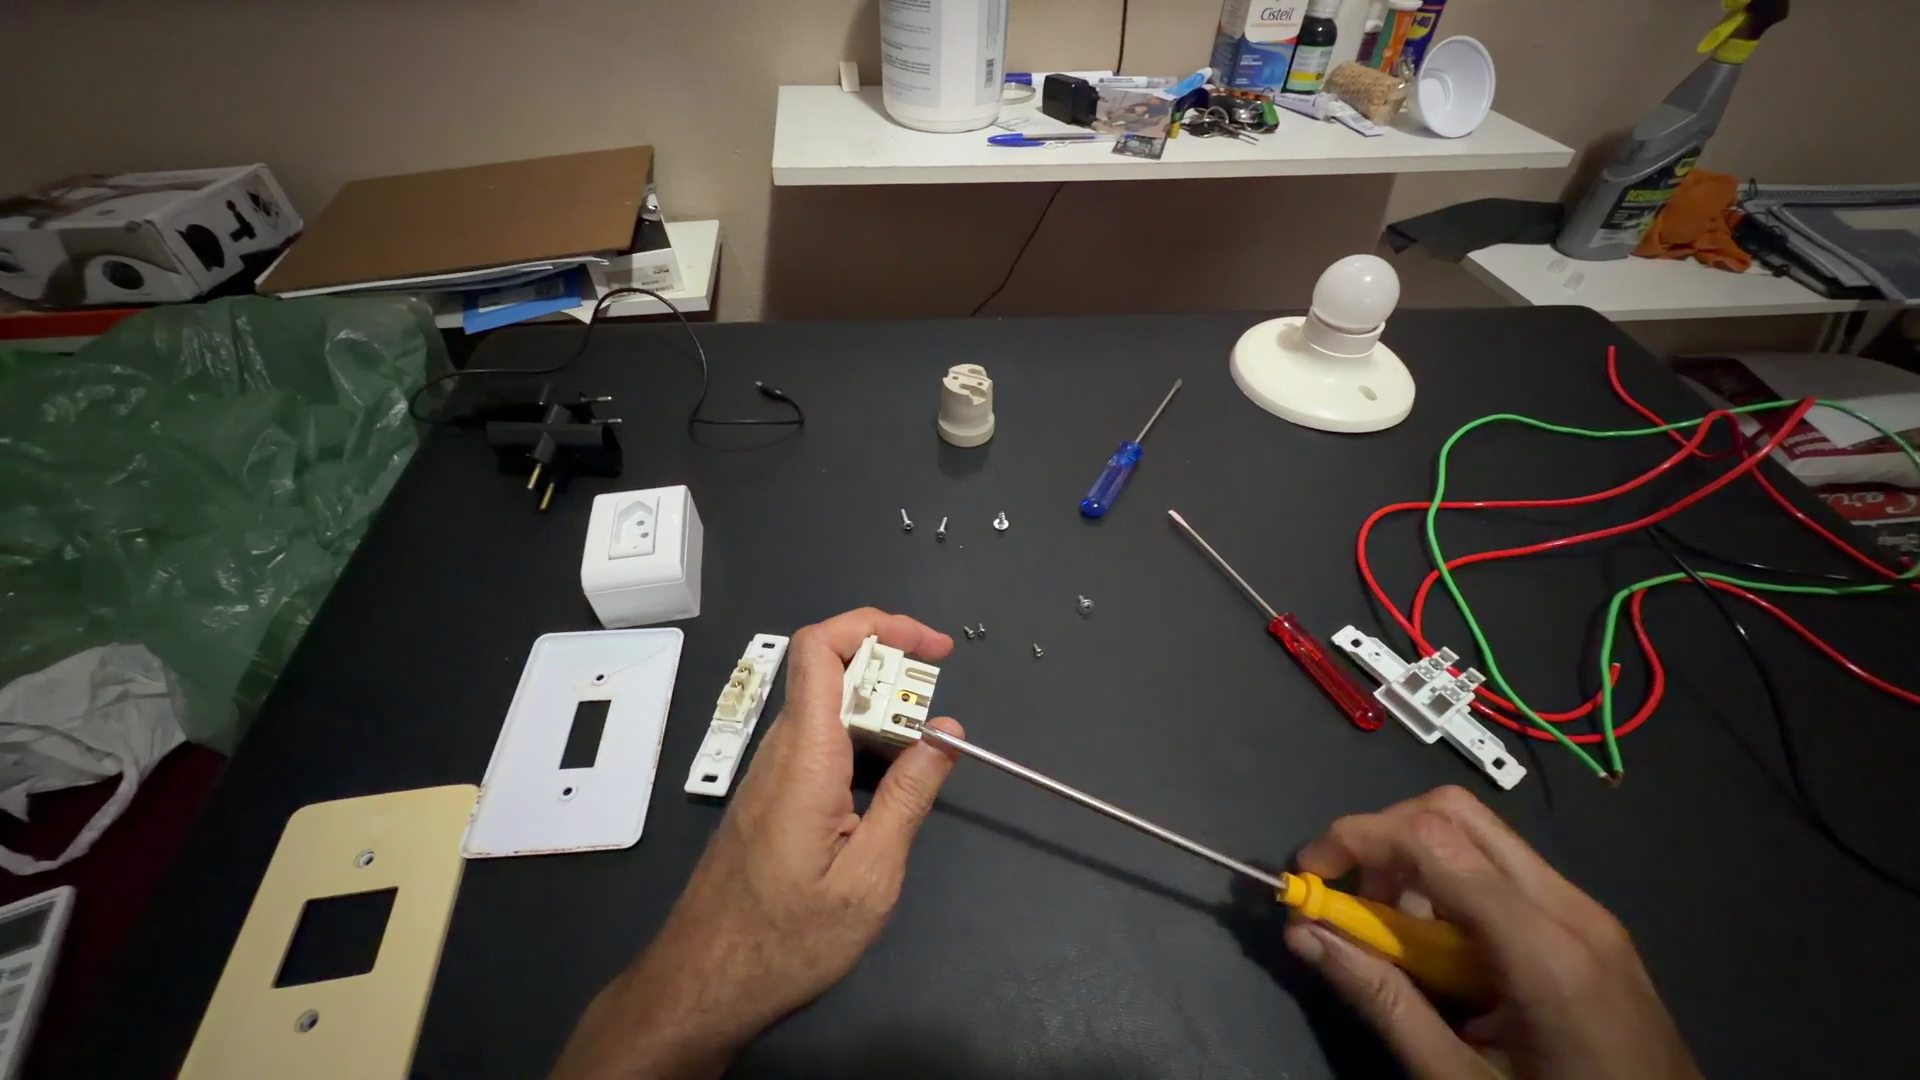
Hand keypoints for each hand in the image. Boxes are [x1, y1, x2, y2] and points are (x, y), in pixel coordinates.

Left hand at [550, 609, 961, 1079]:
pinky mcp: (774, 791)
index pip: (820, 647)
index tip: (932, 648)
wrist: (703, 984)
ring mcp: (773, 768)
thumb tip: (946, 732)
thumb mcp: (869, 877)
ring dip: (882, 709)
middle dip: (894, 669)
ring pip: (829, 705)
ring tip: (923, 751)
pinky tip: (889, 782)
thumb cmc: (787, 938)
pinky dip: (864, 740)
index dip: (877, 625)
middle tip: (936, 715)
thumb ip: (909, 797)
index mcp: (805, 755)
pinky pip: (822, 739)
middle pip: (831, 669)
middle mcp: (783, 747)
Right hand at [1283, 786, 1700, 1079]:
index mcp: (1544, 951)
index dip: (1353, 838)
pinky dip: (1447, 879)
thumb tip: (1303, 934)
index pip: (1431, 839)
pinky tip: (1443, 944)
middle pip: (1452, 811)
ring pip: (1475, 830)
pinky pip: (1500, 865)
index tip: (1309, 877)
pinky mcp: (1589, 922)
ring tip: (1394, 928)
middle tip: (1351, 894)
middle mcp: (1570, 908)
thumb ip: (1381, 1000)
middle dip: (1381, 834)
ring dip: (1413, 856)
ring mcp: (1587, 911)